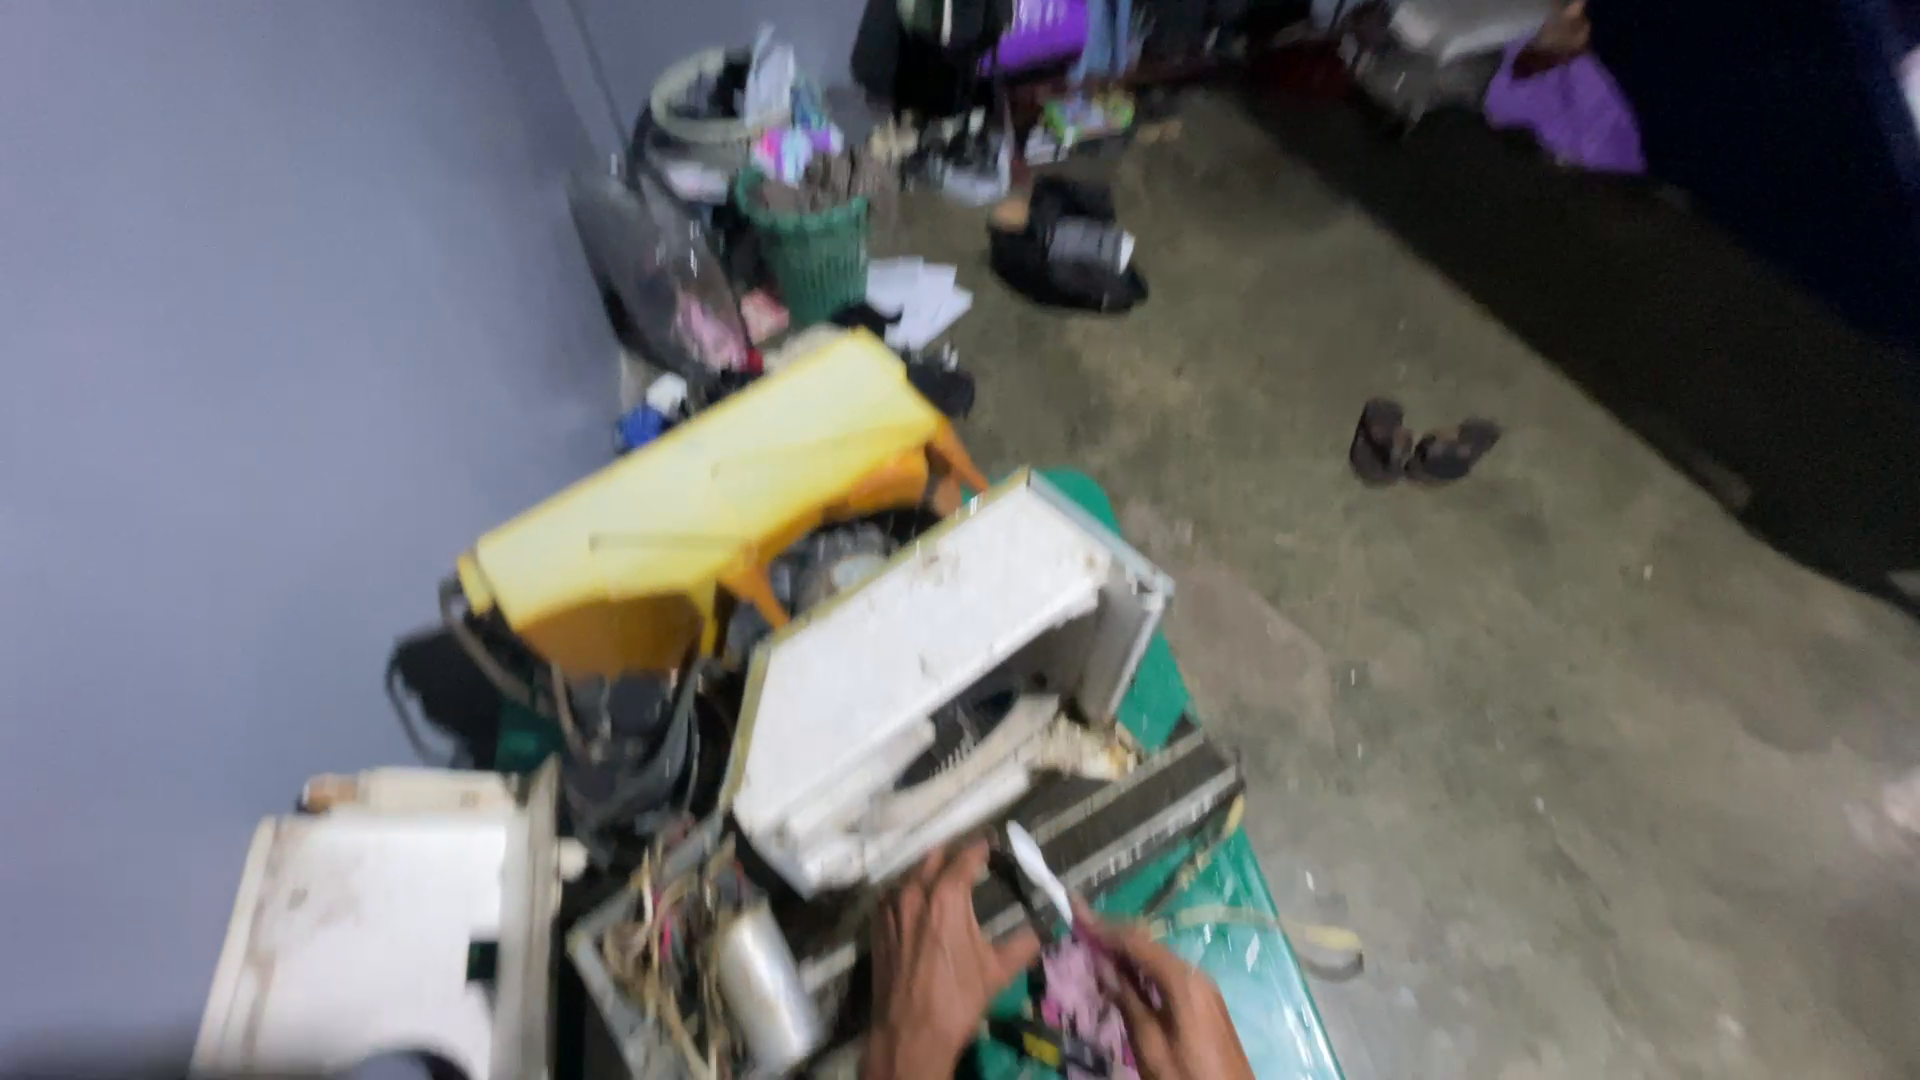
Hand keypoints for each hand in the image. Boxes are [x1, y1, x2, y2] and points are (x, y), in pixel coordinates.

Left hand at [863, 843, 1041, 1079]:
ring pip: (912, 873)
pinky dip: (908, 890)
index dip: (982, 847)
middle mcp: (916, 891)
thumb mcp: (998, 971)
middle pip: (936, 857)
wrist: (910, 1034)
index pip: (967, 855)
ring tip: (946, 878)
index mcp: (948, 894)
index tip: (993, 844)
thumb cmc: (957, 999)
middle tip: (971, 860)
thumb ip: (1024, 942)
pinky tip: (918, 902)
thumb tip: (1045, 926)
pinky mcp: (877, 923)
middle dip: (955, 854)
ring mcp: (892, 906)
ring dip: (930, 870)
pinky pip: (894, 893)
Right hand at [1078, 902, 1254, 1079]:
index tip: (1074, 911)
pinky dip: (1142, 968)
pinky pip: (1167, 973)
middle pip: (1146, 943)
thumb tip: (1101, 961)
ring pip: (1156, 957)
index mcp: (1182, 978)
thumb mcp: (1150, 1045)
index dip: (1101, 925)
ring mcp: (1203, 987)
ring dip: (1125, 951)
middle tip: (1080, 928)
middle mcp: (1195, 972)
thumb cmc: (1187, 1079)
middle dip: (1112, 934)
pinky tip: (1124, 973)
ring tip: (1094, 947)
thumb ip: (1126, 998)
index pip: (1134, 940)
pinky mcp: (1204, 1002)